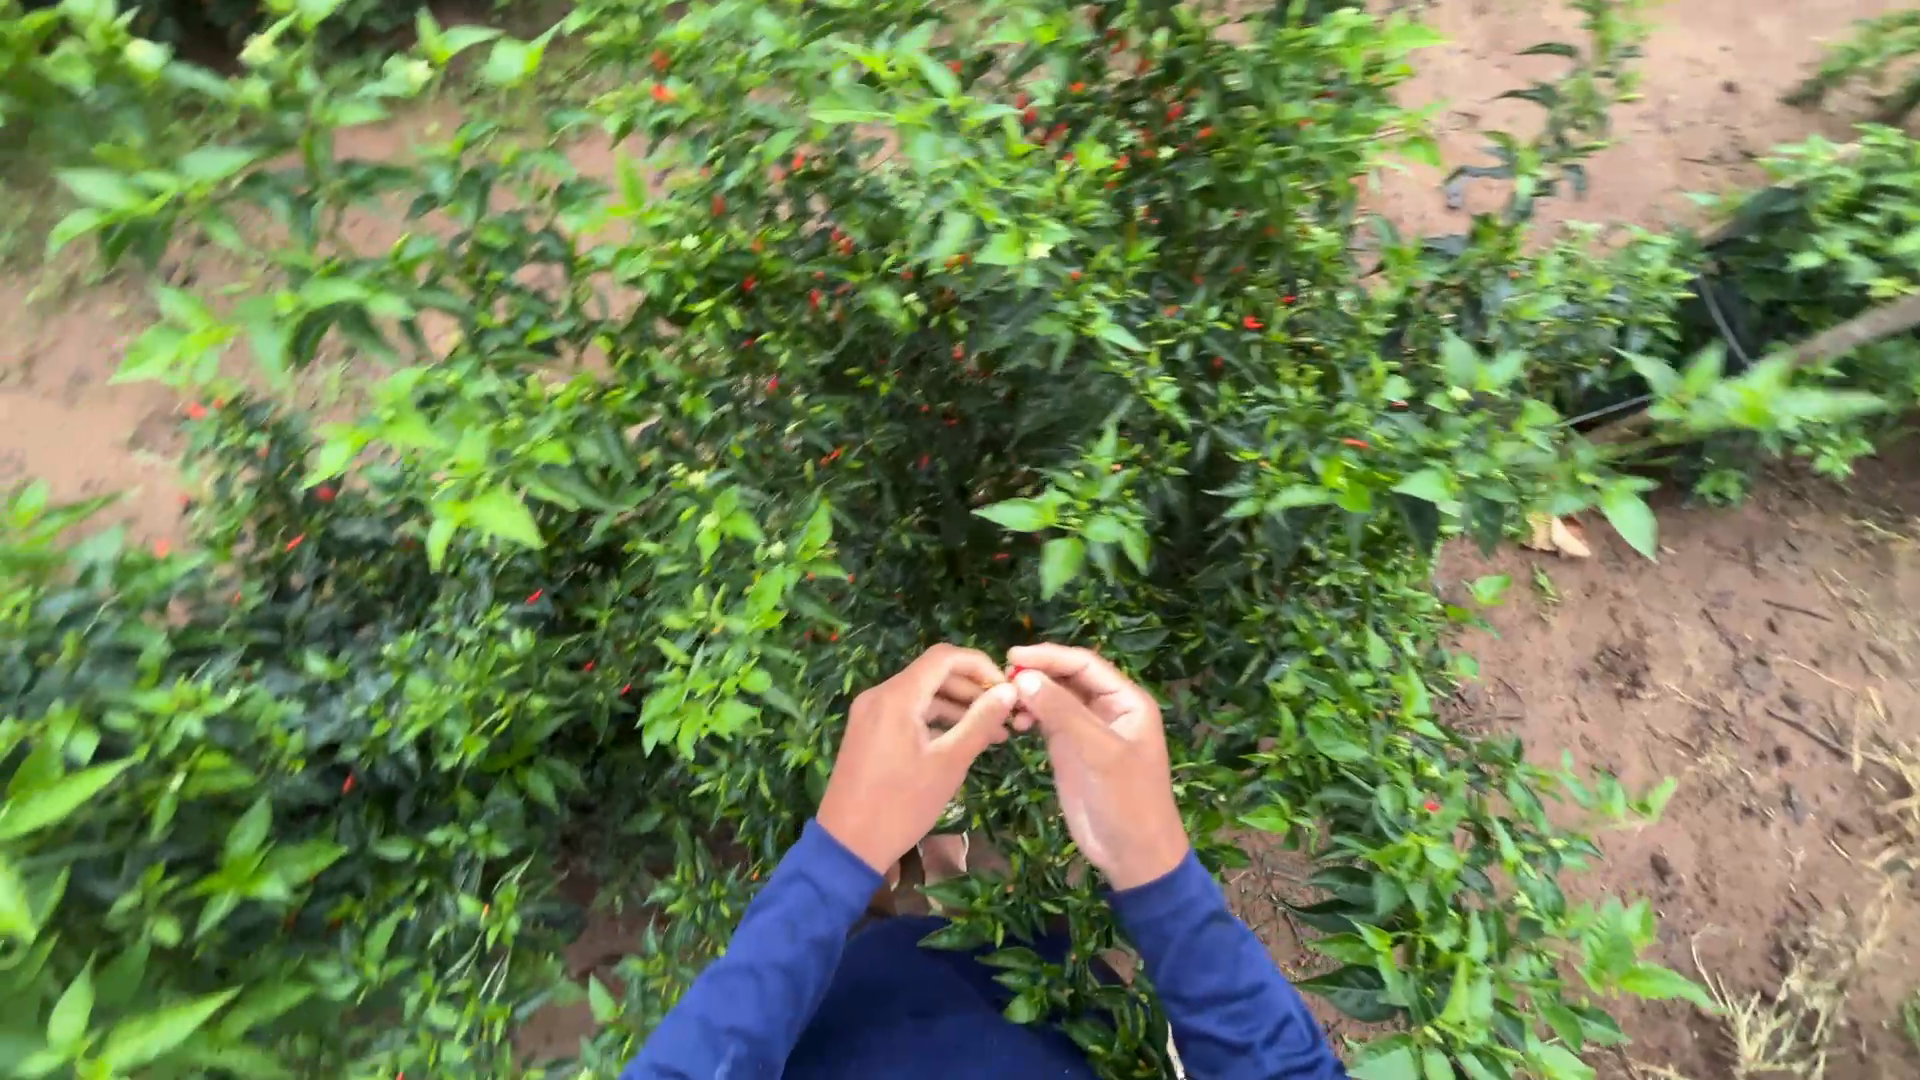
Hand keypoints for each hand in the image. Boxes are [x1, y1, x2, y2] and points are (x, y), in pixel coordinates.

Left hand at [816, 645, 1018, 871]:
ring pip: (922, 695)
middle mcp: (880, 695)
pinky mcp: (869, 731)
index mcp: (897, 696)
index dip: (980, 665)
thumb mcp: (949, 763)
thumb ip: (980, 722)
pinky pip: (908, 712)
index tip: (1007, 689)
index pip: (944, 657)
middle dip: (972, 690)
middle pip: (934, 674)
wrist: (846, 847)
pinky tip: (962, 742)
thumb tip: (1008, 691)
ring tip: (994, 734)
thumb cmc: (901, 805)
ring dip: (957, 708)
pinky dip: (936, 722)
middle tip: (1006, 714)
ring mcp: (871, 713)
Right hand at [1007, 643, 1188, 889]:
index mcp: (1126, 700)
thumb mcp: (1099, 752)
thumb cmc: (1128, 800)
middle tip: (1003, 677)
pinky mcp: (1068, 748)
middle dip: (1037, 672)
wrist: (1133, 854)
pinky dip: (1029, 716)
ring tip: (1007, 702)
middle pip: (1067, 676)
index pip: (1085, 664)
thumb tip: (1024, 677)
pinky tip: (1015, 722)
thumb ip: (1064, 712)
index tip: (1014, 655)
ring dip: (1030, 694)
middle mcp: (1106, 708)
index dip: (1050, 656)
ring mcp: (1086, 728)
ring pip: (1053, 696)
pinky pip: (1045, 719)